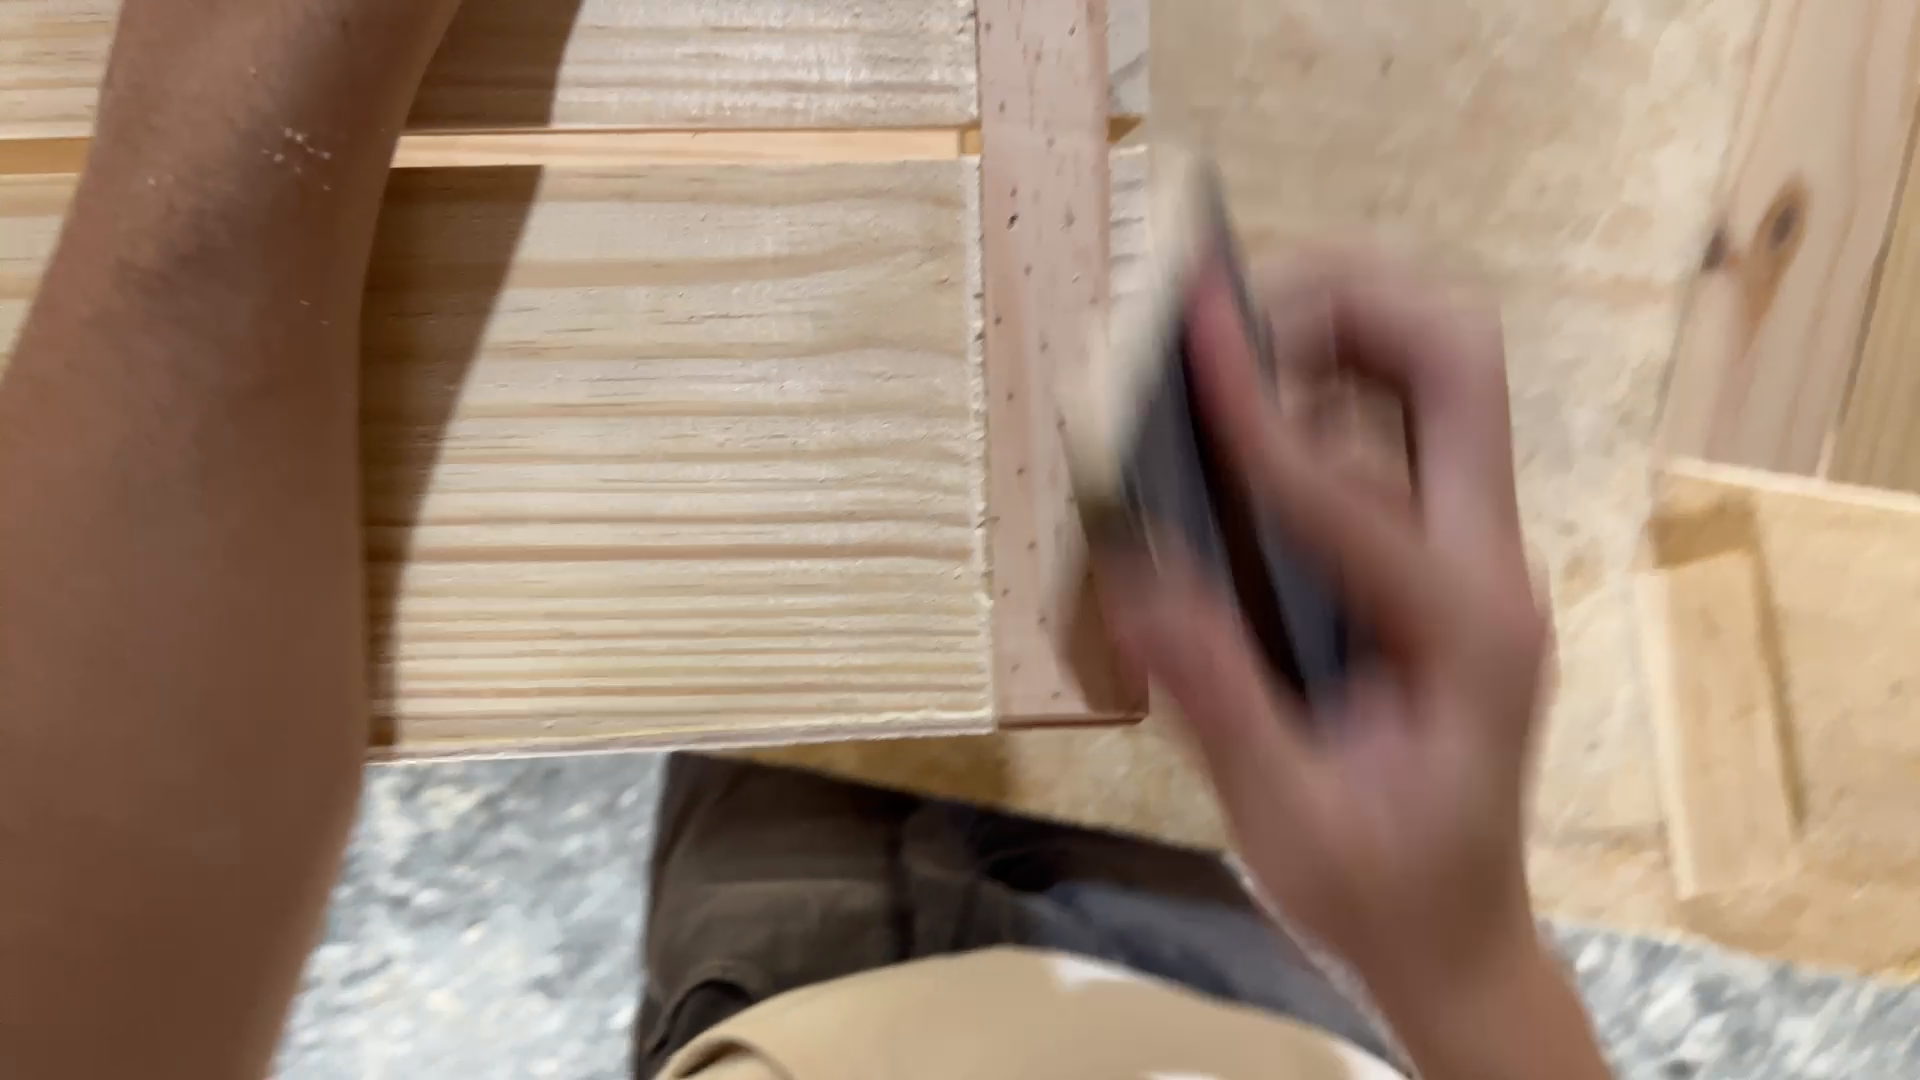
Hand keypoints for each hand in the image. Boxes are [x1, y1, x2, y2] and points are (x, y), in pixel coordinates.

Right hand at [1095, 252, 1551, 1004]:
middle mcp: (1481, 565)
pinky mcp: (1422, 560)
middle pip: (1453, 367)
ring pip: (1429, 377)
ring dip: (1335, 329)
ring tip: (1227, 340)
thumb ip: (1215, 696)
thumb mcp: (1286, 816)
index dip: (1253, 411)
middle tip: (1232, 312)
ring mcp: (1460, 554)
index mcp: (1463, 631)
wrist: (1449, 934)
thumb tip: (1130, 577)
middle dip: (1346, 307)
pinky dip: (1313, 390)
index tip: (1186, 339)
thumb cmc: (1377, 890)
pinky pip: (1381, 431)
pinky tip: (1238, 419)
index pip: (1345, 487)